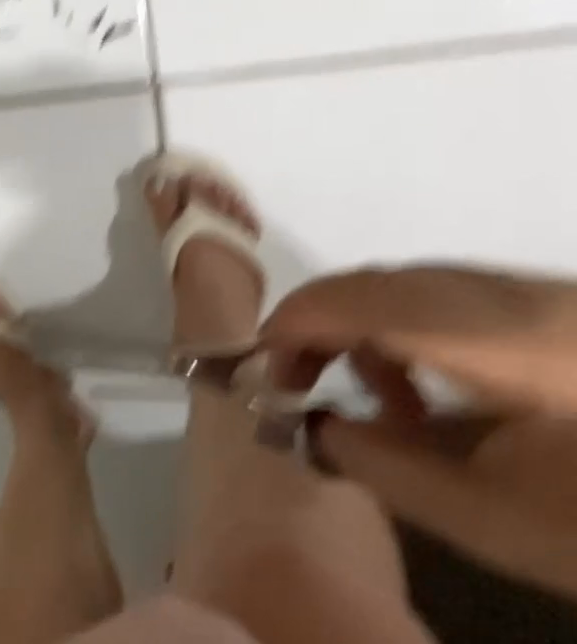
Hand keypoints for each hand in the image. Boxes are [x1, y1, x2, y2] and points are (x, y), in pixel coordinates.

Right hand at [261, 266, 576, 597]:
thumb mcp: (494, 521)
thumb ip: (381, 466)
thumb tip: (309, 424)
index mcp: (512, 343)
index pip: (361, 299)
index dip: (291, 325)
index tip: (259, 371)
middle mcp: (534, 299)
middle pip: (384, 282)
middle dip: (323, 327)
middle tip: (301, 383)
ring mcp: (561, 299)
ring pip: (422, 284)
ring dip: (372, 329)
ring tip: (387, 400)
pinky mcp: (574, 310)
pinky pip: (468, 295)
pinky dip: (423, 330)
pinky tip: (447, 388)